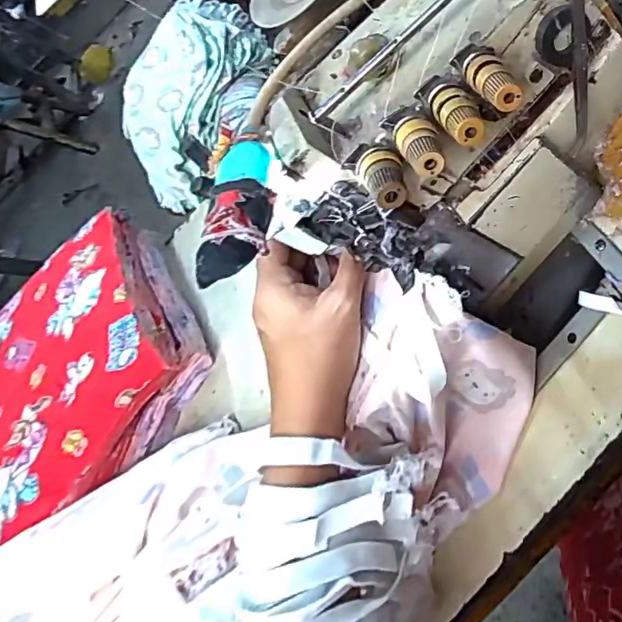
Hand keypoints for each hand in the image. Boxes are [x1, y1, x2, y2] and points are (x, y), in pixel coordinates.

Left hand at [252, 242, 364, 442]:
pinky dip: (320, 281)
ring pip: (297, 275)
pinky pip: (302, 292)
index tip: (328, 212)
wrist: (312, 410)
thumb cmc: (322, 354)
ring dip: (321, 262)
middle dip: (316, 242)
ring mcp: (277, 313)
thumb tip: (354, 242)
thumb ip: (349, 267)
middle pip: (287, 257)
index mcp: (270, 289)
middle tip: (346, 227)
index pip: (277, 243)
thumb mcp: (343, 305)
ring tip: (349, 247)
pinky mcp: (290, 325)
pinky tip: (343, 275)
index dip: (300, 225)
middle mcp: (267, 298)